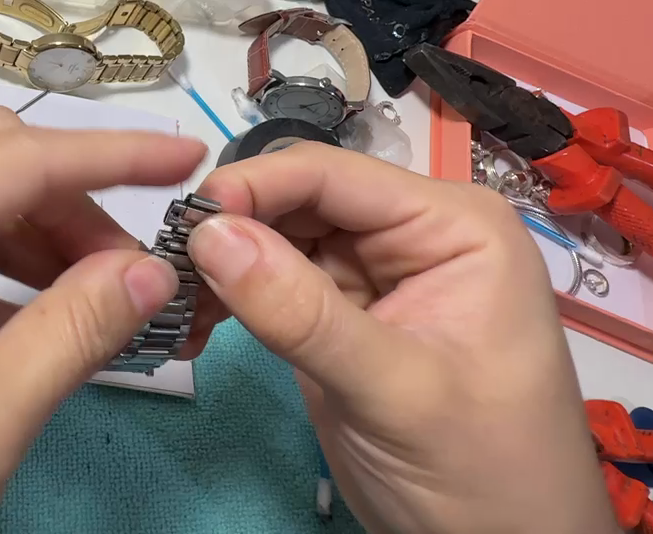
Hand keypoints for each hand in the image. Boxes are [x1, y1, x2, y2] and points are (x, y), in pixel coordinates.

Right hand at [184, 143, 614, 533]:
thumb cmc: (484, 478)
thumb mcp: (395, 393)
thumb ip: (301, 312)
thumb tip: (207, 233)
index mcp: (448, 224)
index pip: (329, 174)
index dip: (252, 186)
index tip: (185, 223)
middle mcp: (405, 227)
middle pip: (290, 195)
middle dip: (228, 228)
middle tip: (169, 270)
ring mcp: (366, 264)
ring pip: (267, 229)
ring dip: (218, 262)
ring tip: (177, 303)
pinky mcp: (332, 300)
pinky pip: (263, 272)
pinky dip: (225, 292)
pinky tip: (196, 321)